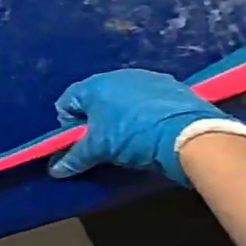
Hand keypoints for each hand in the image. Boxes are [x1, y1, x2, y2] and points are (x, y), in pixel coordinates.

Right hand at [50, 68, 245, 184]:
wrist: (190, 134)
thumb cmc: (133, 136)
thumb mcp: (99, 149)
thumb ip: (74, 158)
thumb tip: (55, 170)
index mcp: (95, 85)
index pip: (67, 102)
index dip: (68, 126)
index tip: (80, 144)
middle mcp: (118, 75)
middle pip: (95, 100)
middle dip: (95, 122)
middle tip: (103, 145)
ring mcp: (146, 78)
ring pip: (122, 99)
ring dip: (119, 117)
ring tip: (130, 141)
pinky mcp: (170, 86)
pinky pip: (146, 100)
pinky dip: (143, 114)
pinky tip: (151, 132)